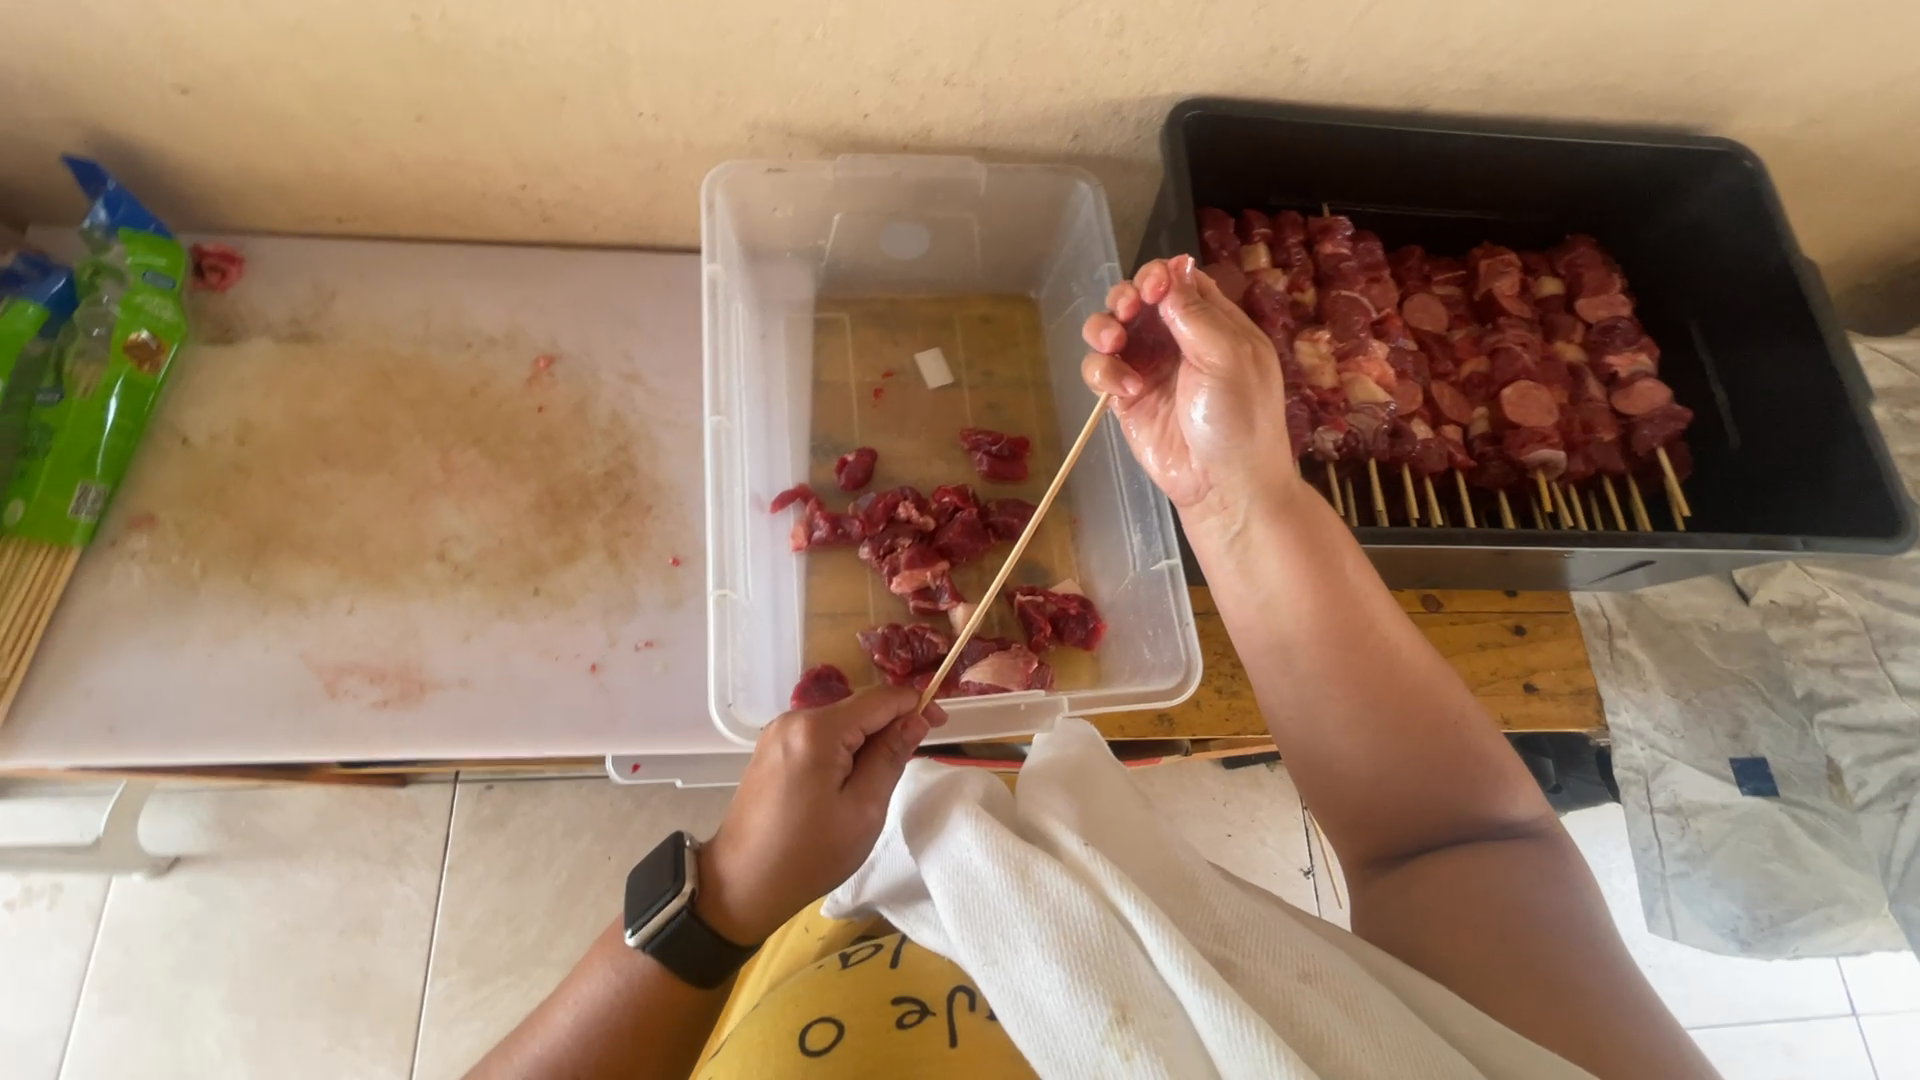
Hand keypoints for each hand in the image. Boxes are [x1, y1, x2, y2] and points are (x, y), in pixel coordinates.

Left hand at [694, 686, 945, 943]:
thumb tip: (915, 719)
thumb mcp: (864, 810)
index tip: (943, 722)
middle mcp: (795, 718)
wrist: (739, 885)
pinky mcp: (772, 747)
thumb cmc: (808, 854)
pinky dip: (844, 745)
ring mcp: (779, 731)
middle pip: (859, 706)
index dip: (915, 704)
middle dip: (892, 722)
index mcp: (818, 730)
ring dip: (868, 736)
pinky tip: (853, 775)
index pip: (880, 698)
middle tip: (917, 753)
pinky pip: (820, 734)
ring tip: (884, 773)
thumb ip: (891, 757)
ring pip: (841, 720)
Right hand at [1080, 255, 1299, 527]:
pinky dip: (1103, 372)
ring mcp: (1148, 369)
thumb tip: (1173, 266)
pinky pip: (1100, 370)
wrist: (1223, 484)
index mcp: (1212, 324)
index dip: (1159, 276)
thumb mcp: (1227, 356)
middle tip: (1126, 311)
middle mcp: (1176, 341)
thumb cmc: (1239, 417)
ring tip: (1112, 344)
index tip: (1152, 289)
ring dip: (1103, 328)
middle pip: (1137, 300)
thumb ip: (1195, 313)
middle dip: (1124, 297)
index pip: (1178, 282)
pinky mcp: (1124, 400)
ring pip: (1110, 330)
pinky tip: (1124, 390)